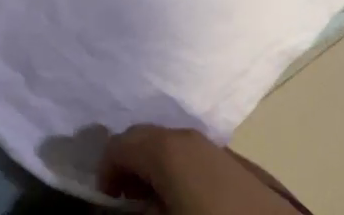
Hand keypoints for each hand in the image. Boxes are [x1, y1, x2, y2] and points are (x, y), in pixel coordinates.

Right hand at [99, 126, 304, 214]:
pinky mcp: (238, 165)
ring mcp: (215, 148)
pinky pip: (194, 159)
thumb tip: (122, 208)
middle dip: (128, 167)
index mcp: (164, 148)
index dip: (105, 173)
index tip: (106, 204)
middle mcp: (186, 136)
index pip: (117, 146)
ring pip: (170, 148)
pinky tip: (188, 203)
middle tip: (126, 203)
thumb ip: (137, 212)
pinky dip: (180, 174)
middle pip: (143, 139)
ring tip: (157, 205)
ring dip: (155, 171)